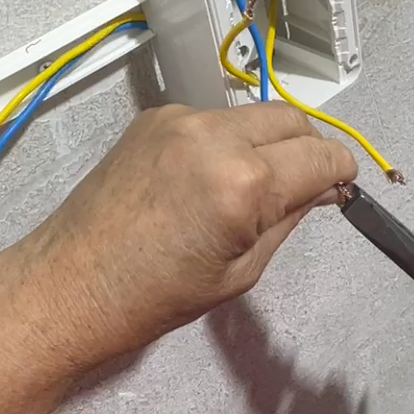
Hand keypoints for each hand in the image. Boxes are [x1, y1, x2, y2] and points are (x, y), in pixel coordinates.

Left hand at [3, 102, 356, 373]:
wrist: (69, 283)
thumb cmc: (156, 298)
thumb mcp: (240, 272)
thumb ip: (288, 218)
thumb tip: (322, 189)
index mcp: (243, 183)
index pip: (320, 157)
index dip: (341, 171)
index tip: (343, 185)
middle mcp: (214, 136)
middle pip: (291, 119)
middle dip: (310, 148)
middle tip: (307, 184)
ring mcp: (180, 119)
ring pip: (251, 115)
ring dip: (269, 141)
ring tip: (256, 183)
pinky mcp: (154, 117)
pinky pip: (212, 120)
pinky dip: (227, 140)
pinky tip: (210, 176)